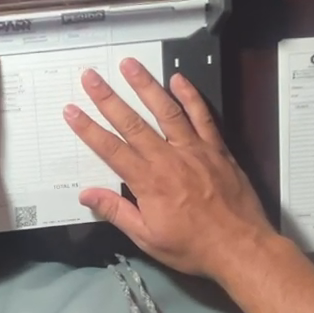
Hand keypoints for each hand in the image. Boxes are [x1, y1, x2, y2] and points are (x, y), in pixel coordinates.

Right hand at [63, 59, 277, 281]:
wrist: (241, 248)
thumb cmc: (192, 247)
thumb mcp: (147, 237)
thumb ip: (117, 212)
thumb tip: (86, 195)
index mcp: (148, 181)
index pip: (111, 149)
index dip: (88, 129)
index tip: (71, 110)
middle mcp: (168, 158)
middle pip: (132, 123)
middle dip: (108, 98)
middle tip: (91, 76)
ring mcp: (194, 149)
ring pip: (165, 111)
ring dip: (145, 86)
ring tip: (129, 65)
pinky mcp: (216, 149)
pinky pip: (202, 117)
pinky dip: (190, 97)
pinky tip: (178, 79)